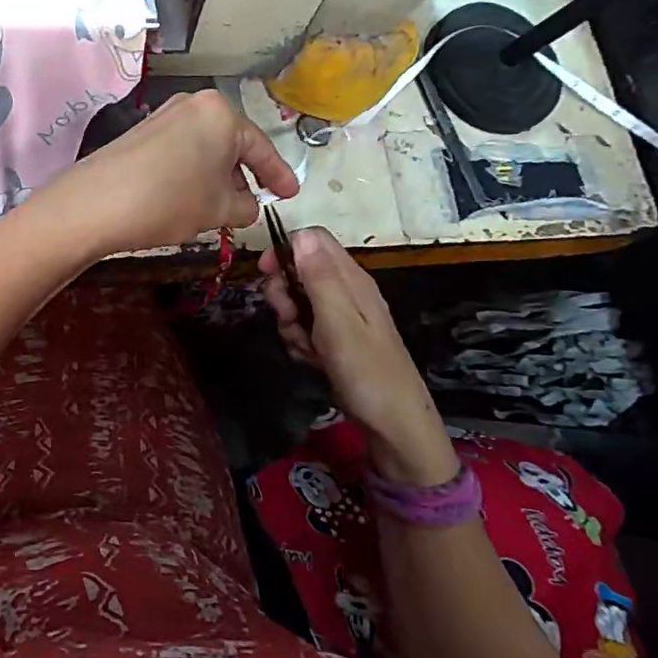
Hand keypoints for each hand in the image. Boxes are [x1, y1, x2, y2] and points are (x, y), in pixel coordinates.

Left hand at [40, 90, 299, 256]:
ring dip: (217, 178)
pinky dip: (193, 174)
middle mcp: (193, 104)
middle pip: (231, 144)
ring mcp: (164, 115)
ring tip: (217, 210)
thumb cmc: (169, 201)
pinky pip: (182, 151)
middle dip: (243, 177)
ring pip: (206, 149)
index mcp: (221, 114)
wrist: (94, 204)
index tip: (290, 196)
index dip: (279, 176)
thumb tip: (248, 204)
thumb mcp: (218, 209)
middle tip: (251, 207)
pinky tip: (188, 200)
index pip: (261, 148)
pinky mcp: (142, 132)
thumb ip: (246, 205)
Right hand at [260, 228, 459, 485]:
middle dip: (283, 292)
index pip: (313, 240)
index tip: (265, 273)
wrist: (393, 424)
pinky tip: (308, 359)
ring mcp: (342, 317)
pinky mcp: (336, 341)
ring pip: (299, 302)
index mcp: (351, 279)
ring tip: (303, 346)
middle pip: (301, 270)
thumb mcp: (339, 321)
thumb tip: (301, 233)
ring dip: (290, 322)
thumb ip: (320, 277)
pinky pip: (305, 328)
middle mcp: (347, 291)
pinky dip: (299, 341)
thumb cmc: (366, 370)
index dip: (285, 250)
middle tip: (288, 318)